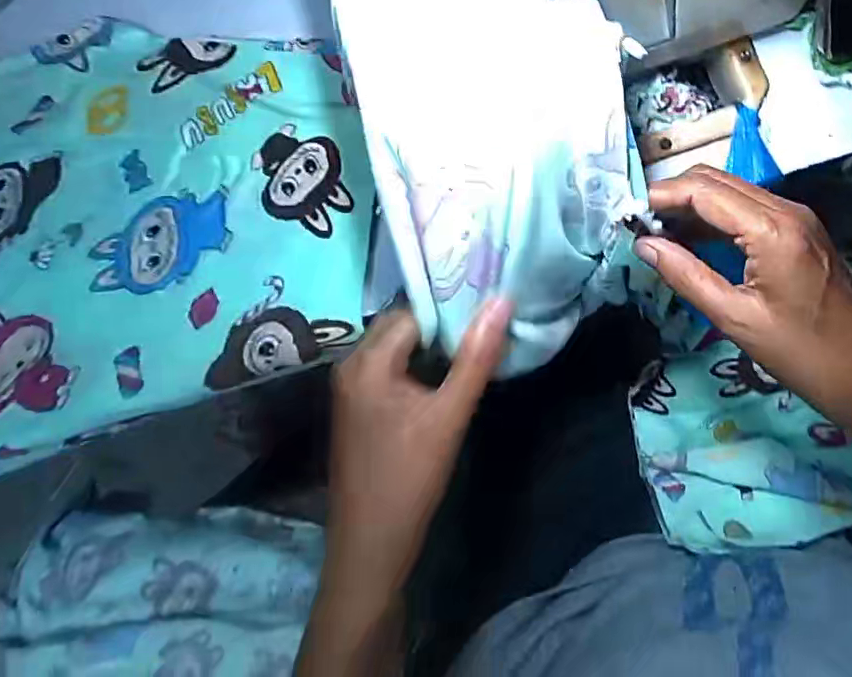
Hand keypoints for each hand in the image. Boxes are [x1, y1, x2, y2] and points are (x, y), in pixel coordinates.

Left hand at [324, 298, 511, 587]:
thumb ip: (476, 358)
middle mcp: (351, 364)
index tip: (488, 308)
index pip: (415, 313)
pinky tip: (445, 371)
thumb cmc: (409, 481)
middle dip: (442, 322)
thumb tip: (501, 302)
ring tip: (472, 342)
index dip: (452, 308)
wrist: (369, 549)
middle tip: (484, 322)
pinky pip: (389, 364)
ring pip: (396, 344)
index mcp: (367, 362)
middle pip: (402, 324)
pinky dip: (416, 361)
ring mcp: (350, 385)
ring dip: (430, 342)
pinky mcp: (356, 403)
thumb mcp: (449, 417)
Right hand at [636, 166, 851, 458]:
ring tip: (659, 233)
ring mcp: (797, 216)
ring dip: (693, 204)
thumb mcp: (735, 318)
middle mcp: (786, 209)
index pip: (703, 191)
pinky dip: (716, 216)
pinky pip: (748, 207)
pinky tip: (693, 240)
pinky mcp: (800, 229)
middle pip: (716, 180)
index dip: (661, 197)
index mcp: (772, 229)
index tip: (629, 214)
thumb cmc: (803, 354)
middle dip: (674, 195)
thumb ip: (685, 275)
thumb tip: (644, 244)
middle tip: (641, 224)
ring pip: (731, 190)